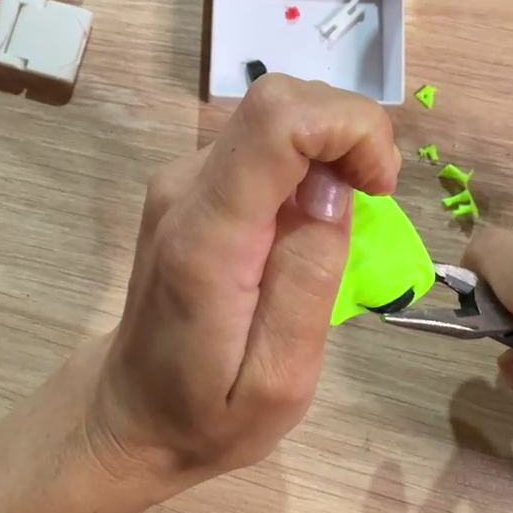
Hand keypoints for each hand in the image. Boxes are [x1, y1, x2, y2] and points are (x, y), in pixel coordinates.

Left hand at [86, 76, 400, 489]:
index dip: (347, 127)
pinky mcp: (189, 181)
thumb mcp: (280, 379)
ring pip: (272, 115)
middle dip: (347, 131)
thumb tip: (335, 186)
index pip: (275, 121)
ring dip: (328, 146)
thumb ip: (310, 276)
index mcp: (207, 235)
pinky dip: (304, 159)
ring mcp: (180, 177)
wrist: (131, 409)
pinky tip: (308, 217)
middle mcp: (185, 185)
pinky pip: (260, 142)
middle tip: (372, 199)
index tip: (380, 185)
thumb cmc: (208, 412)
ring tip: (341, 219)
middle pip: (276, 101)